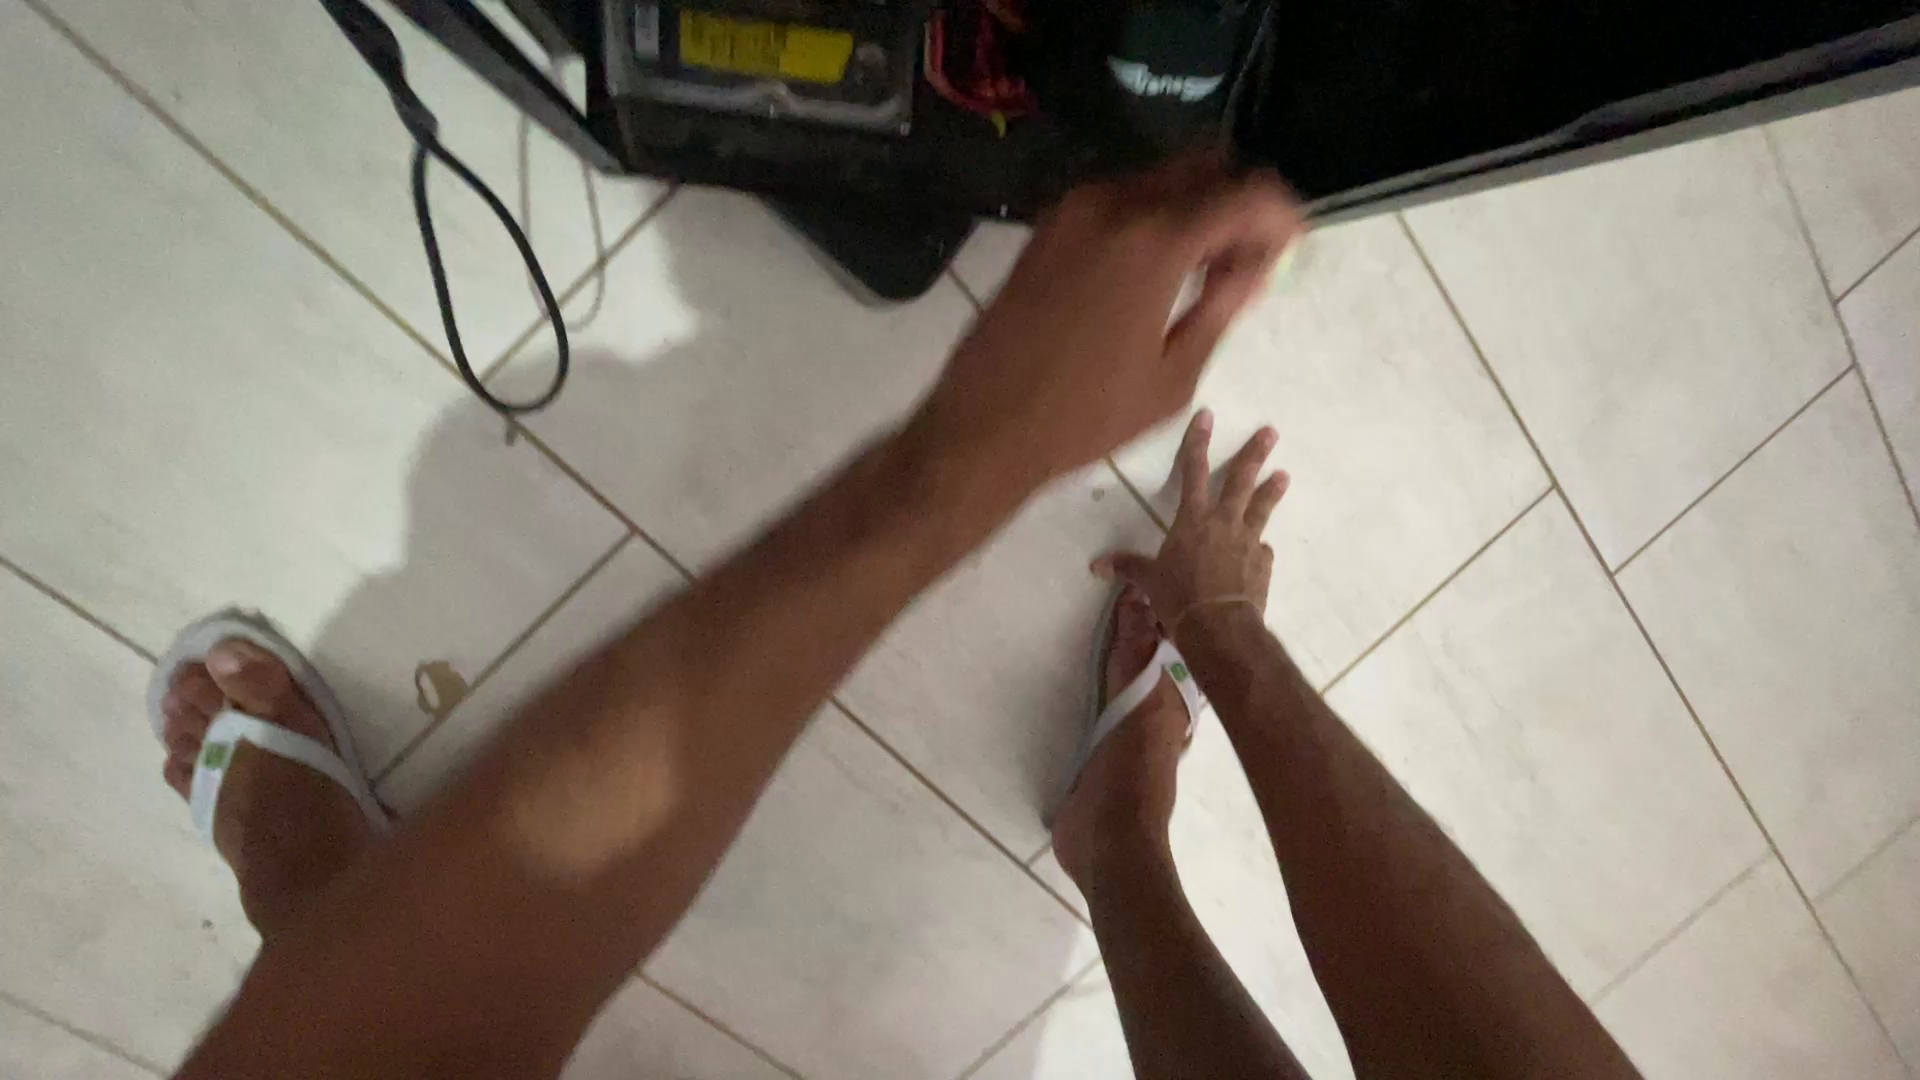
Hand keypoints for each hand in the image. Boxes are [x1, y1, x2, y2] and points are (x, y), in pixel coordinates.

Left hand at [911, 151, 1302, 490]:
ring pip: (1153, 184)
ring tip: (1198, 274)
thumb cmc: (1084, 418)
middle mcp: (1111, 207)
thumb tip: (1256, 266)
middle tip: (1244, 260)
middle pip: (1199, 170)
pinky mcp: (1042, 233)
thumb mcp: (1172, 377)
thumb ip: (1221, 308)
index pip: (1243, 193)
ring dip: (1189, 212)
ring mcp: (1068, 214)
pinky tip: (1149, 273)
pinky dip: (1145, 222)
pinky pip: (1112, 205)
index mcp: (1154, 241)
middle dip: (1235, 204)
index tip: (1290, 244)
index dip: (1278, 215)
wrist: (983, 428)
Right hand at [1094, 410, 1287, 633]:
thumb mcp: (1149, 581)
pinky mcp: (1262, 563)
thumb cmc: (1178, 597)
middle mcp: (1223, 522)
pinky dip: (1258, 547)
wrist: (1219, 627)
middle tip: (1271, 432)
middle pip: (1241, 480)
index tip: (1208, 417)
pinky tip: (1260, 550)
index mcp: (1192, 519)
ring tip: (1284, 474)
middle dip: (1254, 454)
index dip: (1198, 442)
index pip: (1192, 471)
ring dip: (1272, 490)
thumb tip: (1096, 566)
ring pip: (1261, 507)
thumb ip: (1128, 568)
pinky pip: (1261, 549)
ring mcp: (1248, 541)